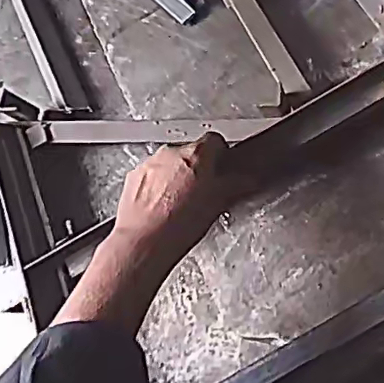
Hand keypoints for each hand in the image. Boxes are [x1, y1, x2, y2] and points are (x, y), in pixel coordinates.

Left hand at [54, 133, 235, 330]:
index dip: (220, 155)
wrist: (144, 241)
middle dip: (198, 168)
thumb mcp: (218, 204)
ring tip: (180, 204)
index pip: (215, 141)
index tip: (221, 170)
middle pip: (191, 152)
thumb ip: (237, 185)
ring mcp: (151, 163)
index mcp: (197, 154)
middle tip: (203, 192)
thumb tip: (248, 180)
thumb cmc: (179, 225)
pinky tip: (162, 208)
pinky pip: (151, 175)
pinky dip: (157, 186)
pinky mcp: (135, 176)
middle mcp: (172, 153)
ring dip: (177, 177)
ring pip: (170, 163)